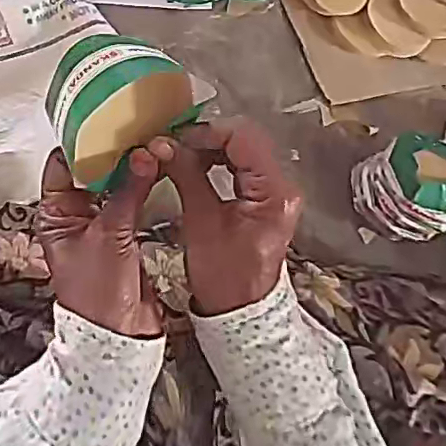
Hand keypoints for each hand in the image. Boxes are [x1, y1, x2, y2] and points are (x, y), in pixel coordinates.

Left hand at [35, 145, 166, 337]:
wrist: (120, 337)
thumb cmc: (97, 294)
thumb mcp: (110, 235)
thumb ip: (128, 192)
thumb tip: (144, 154)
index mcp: (56, 214)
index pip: (63, 165)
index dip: (82, 143)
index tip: (104, 120)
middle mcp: (76, 215)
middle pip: (92, 171)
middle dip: (113, 151)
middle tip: (135, 127)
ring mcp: (102, 222)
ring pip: (115, 183)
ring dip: (131, 166)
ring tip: (151, 141)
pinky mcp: (125, 231)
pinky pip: (133, 199)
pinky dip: (144, 183)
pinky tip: (159, 167)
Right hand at [154, 119, 301, 314]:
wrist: (241, 312)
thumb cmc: (223, 275)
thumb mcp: (201, 222)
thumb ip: (185, 175)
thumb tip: (163, 143)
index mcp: (274, 192)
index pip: (243, 139)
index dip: (207, 133)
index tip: (175, 138)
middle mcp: (283, 185)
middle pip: (246, 140)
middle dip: (207, 138)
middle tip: (174, 145)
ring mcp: (277, 190)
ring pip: (243, 150)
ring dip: (211, 148)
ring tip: (180, 154)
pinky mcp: (266, 197)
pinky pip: (242, 166)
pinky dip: (218, 161)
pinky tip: (195, 165)